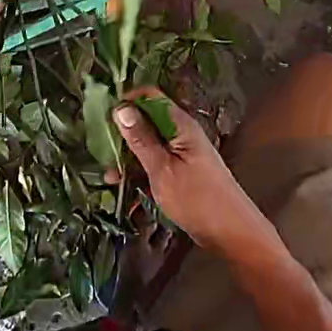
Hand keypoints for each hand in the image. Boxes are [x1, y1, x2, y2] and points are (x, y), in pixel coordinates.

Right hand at [113, 88, 276, 260]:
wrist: (231, 233)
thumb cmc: (197, 200)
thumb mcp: (162, 169)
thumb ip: (141, 139)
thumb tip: (121, 108)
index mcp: (180, 125)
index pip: (150, 96)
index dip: (126, 100)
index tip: (103, 115)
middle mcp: (181, 133)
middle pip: (145, 119)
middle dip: (122, 131)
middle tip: (100, 148)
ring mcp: (181, 152)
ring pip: (147, 142)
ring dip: (127, 154)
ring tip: (109, 174)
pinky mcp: (180, 169)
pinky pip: (153, 160)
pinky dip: (138, 168)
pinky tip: (122, 182)